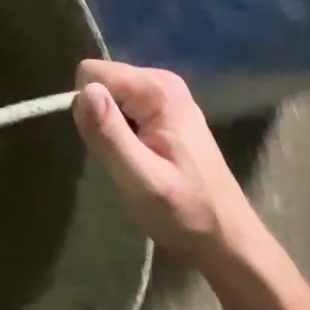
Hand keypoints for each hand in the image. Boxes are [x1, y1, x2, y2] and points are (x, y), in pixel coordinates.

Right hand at [70, 59, 250, 259]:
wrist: (225, 236)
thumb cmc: (184, 211)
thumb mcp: (140, 179)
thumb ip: (109, 134)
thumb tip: (83, 91)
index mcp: (157, 89)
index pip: (91, 73)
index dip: (90, 110)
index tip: (107, 145)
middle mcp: (162, 81)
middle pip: (102, 81)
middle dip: (101, 119)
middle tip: (123, 158)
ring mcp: (166, 94)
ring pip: (110, 95)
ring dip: (111, 128)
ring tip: (133, 161)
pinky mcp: (166, 110)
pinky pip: (123, 106)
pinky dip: (123, 132)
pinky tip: (142, 157)